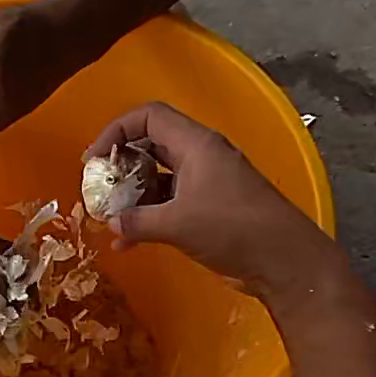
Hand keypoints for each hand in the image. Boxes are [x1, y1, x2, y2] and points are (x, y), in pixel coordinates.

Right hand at [91, 102, 341, 302]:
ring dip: (132, 196)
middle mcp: (200, 156)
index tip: (94, 159)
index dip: (115, 131)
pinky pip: (169, 204)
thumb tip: (111, 224)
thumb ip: (138, 221)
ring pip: (158, 178)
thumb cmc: (232, 228)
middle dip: (121, 165)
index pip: (148, 117)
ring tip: (109, 218)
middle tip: (98, 186)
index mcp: (195, 144)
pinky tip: (128, 241)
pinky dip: (148, 217)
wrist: (281, 259)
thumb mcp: (178, 224)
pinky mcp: (209, 209)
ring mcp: (205, 183)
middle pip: (150, 145)